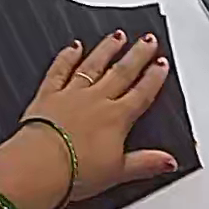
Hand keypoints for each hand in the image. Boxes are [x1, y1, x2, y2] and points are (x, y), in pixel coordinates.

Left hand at [0, 31, 176, 208]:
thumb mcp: (118, 172)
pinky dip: (67, 57)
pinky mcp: (47, 96)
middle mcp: (96, 101)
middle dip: (137, 55)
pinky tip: (74, 47)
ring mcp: (71, 95)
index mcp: (117, 118)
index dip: (153, 78)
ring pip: (94, 65)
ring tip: (117, 36)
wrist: (40, 167)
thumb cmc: (75, 172)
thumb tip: (169, 162)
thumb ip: (146, 163)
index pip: (141, 94)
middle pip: (122, 72)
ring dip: (107, 50)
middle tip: (148, 40)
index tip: (161, 64)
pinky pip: (60, 71)